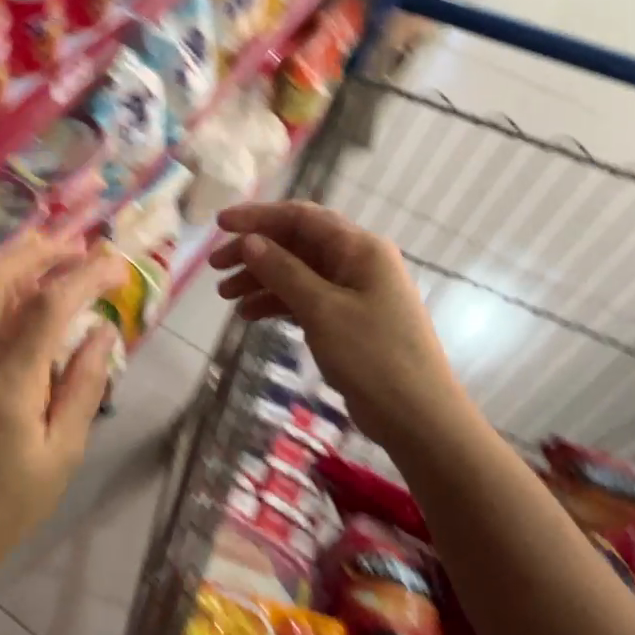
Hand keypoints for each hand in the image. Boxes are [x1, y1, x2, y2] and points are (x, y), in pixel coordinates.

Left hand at [0, 232, 130, 593]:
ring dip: (17, 257)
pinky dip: (1, 281)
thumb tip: (103, 331)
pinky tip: (28, 287)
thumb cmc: (9, 505)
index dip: (85, 275)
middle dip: (41, 248)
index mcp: (7, 384)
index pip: (47, 306)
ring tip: (58, 252)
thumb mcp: (62, 456)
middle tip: (81, 246)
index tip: (117, 265)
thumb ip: (83, 387)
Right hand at [209, 202, 471, 450]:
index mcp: (360, 248)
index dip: (258, 217)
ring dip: (261, 279)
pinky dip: (277, 302)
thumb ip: (283, 271)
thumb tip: (250, 241)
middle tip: (216, 267)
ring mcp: (355, 292)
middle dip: (254, 251)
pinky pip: (306, 298)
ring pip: (298, 272)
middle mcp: (358, 262)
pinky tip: (250, 316)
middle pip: (297, 243)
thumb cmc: (373, 356)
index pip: (301, 217)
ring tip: (225, 297)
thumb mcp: (322, 310)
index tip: (219, 225)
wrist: (418, 417)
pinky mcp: (349, 319)